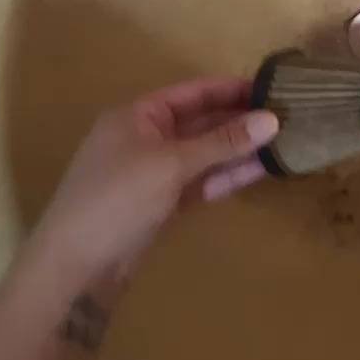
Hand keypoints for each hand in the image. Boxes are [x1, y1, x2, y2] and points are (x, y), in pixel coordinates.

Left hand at [28, 79, 279, 283]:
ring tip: (283, 143)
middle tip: (287, 118)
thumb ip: (224, 141)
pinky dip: (227, 174)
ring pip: (205, 152)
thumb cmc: (116, 200)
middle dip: (240, 121)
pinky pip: (202, 178)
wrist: (73, 270)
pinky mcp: (163, 201)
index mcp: (137, 116)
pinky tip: (260, 170)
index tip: (273, 89)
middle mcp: (146, 138)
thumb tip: (273, 119)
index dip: (232, 89)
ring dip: (239, 149)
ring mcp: (154, 171)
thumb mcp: (173, 164)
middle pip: (201, 121)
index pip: (193, 92)